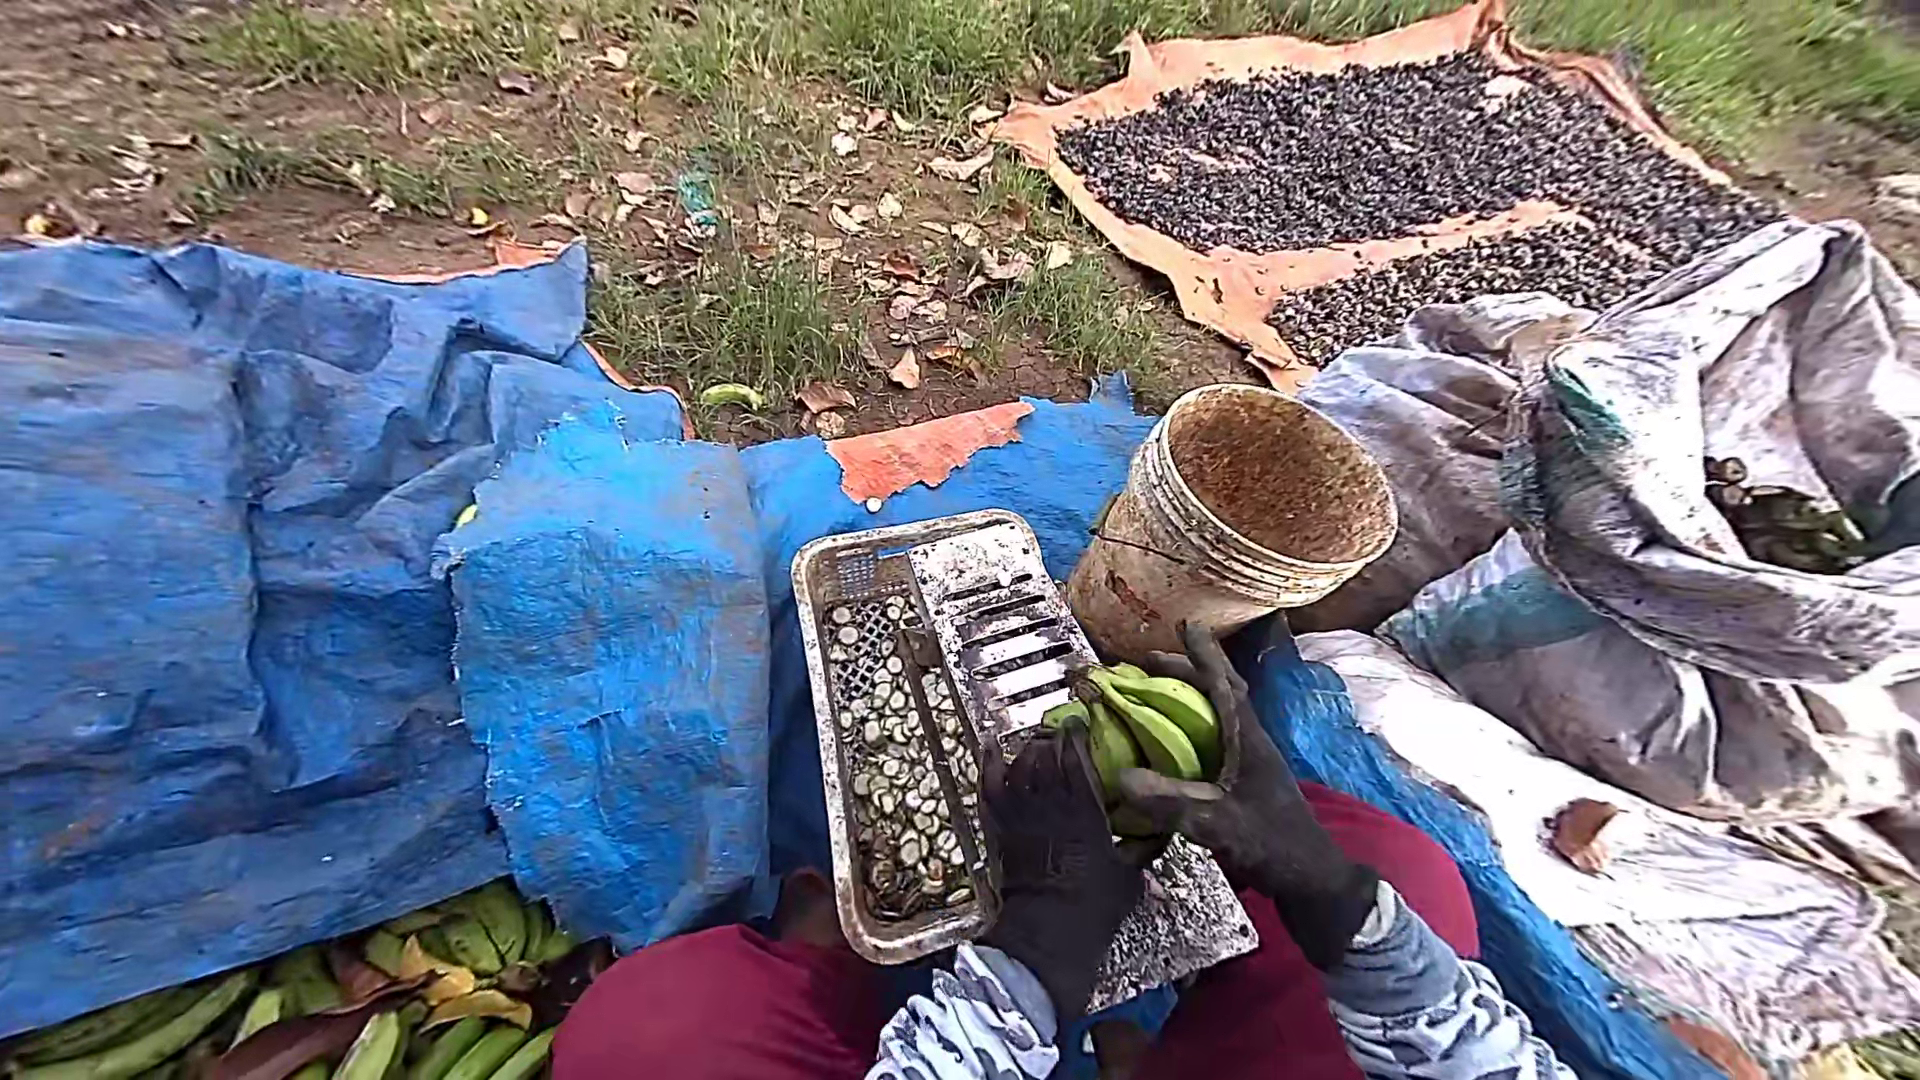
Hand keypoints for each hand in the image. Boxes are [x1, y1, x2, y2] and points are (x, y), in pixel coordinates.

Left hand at [981, 722, 1145, 1020]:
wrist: (1048, 930)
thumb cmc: (1093, 905)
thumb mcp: (1129, 875)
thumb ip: (1144, 845)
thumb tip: (1164, 826)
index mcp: (1083, 807)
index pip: (1075, 755)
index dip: (1075, 734)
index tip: (1078, 723)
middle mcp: (1049, 799)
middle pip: (1046, 751)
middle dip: (1052, 736)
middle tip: (1058, 733)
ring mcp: (1019, 808)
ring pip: (1019, 761)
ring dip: (1028, 748)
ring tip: (1036, 744)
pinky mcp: (997, 821)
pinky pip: (988, 781)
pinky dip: (988, 760)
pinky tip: (990, 745)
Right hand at [1112, 621, 1378, 969]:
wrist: (1312, 879)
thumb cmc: (1273, 845)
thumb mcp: (1219, 825)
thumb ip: (1173, 803)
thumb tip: (1122, 777)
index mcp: (1248, 739)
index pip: (1225, 685)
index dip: (1205, 654)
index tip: (1188, 624)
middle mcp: (1249, 739)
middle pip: (1220, 689)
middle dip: (1188, 668)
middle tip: (1151, 659)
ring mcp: (1249, 755)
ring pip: (1220, 707)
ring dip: (1191, 689)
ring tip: (1159, 684)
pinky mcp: (1244, 773)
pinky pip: (1216, 729)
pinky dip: (1194, 716)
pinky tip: (1174, 729)